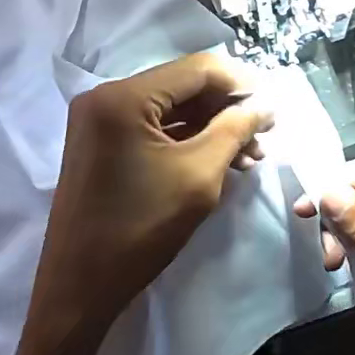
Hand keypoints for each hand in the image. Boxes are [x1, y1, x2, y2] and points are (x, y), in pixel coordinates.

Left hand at [32, 54, 273, 342]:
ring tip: (249, 155)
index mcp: (123, 97)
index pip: (197, 69)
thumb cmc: (141, 229)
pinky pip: (152, 128)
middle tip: (264, 136)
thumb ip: (235, 130)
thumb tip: (264, 105)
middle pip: (182, 86)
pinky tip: (219, 158)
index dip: (241, 83)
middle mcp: (105, 96)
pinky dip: (186, 139)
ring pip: (169, 109)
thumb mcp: (199, 176)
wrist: (81, 285)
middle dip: (227, 108)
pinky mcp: (100, 142)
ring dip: (210, 126)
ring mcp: (99, 120)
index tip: (273, 108)